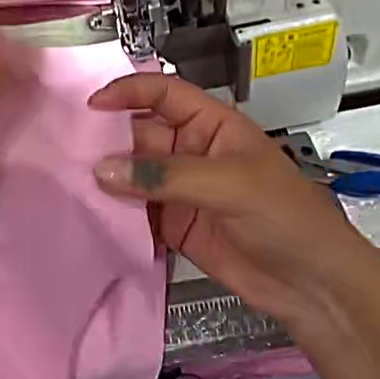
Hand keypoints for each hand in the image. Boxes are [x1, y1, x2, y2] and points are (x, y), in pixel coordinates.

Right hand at [87, 72, 379, 328]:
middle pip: (141, 135)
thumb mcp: (231, 185)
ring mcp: (181, 190)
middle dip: (108, 141)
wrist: (312, 286)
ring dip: (107, 178)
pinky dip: (115, 213)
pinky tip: (90, 215)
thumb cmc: (286, 218)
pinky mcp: (174, 226)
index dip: (129, 92)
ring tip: (69, 183)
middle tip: (67, 152)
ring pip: (134, 174)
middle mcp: (192, 152)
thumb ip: (167, 176)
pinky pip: (136, 212)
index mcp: (213, 126)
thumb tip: (105, 169)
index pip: (164, 94)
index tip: (92, 105)